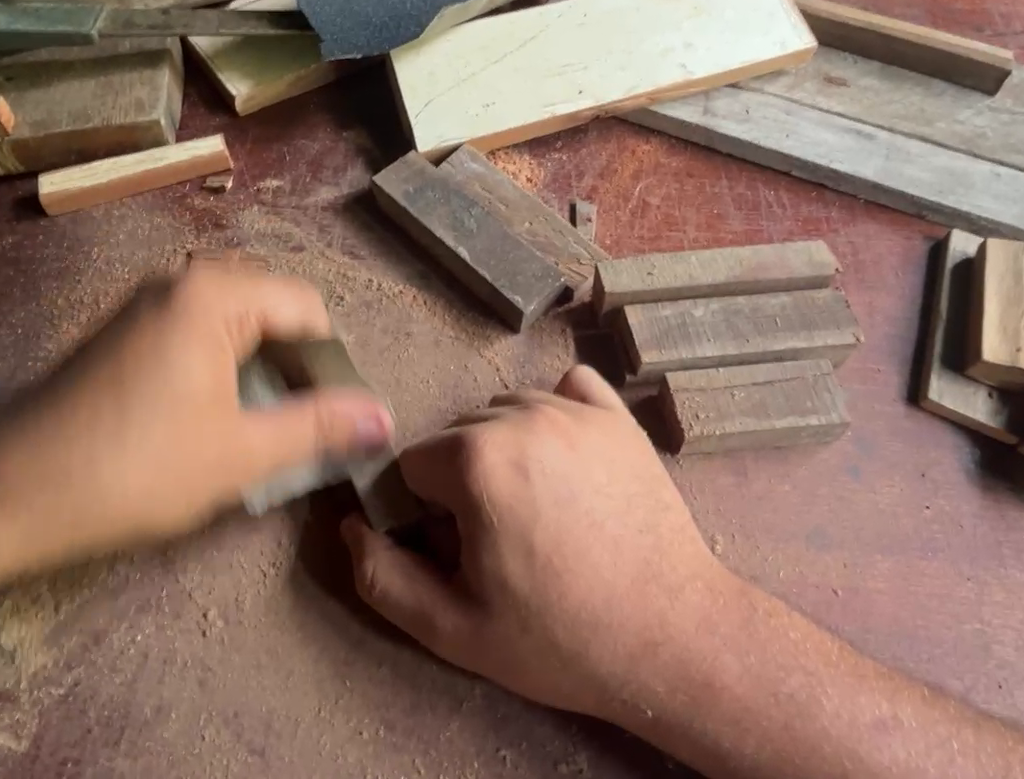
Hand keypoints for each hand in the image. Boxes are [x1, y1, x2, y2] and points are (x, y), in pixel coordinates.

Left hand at [0, 263, 393, 577]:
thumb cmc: (132, 470)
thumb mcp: (240, 453)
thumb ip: (320, 428)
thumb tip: (387, 419)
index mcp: (216, 293)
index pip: (310, 312)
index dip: (332, 367)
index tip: (334, 423)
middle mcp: (183, 281)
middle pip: (275, 314)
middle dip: (297, 371)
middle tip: (298, 433)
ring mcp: (148, 304)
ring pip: (238, 329)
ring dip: (261, 377)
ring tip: (259, 435)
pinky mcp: (126, 333)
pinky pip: (200, 338)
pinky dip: (223, 375)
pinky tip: (212, 424)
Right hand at [341, 366, 733, 721]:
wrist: (673, 636)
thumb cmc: (561, 637)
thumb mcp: (453, 628)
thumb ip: (382, 577)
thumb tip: (351, 528)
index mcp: (475, 460)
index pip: (412, 464)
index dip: (425, 510)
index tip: (459, 548)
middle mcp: (522, 418)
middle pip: (457, 435)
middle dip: (462, 480)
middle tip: (500, 537)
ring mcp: (576, 411)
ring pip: (505, 412)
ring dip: (504, 448)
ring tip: (535, 505)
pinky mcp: (617, 416)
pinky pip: (566, 387)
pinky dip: (555, 412)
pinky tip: (565, 457)